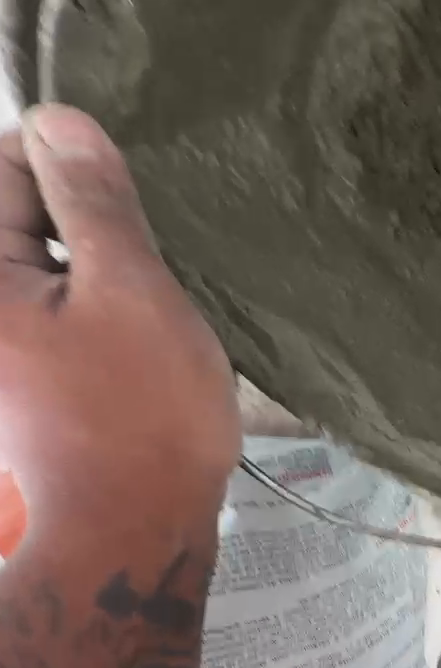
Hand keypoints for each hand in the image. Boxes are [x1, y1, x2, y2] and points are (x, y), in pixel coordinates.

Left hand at [0, 105, 237, 533]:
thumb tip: (64, 120)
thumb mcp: (135, 296)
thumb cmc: (141, 404)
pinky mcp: (27, 360)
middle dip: (95, 223)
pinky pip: (62, 300)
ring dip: (108, 266)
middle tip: (161, 266)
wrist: (136, 512)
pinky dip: (108, 302)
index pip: (3, 163)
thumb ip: (95, 208)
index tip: (144, 208)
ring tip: (161, 306)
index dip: (78, 169)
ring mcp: (3, 332)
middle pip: (21, 211)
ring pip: (50, 257)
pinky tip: (148, 334)